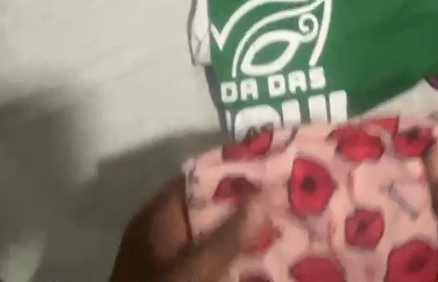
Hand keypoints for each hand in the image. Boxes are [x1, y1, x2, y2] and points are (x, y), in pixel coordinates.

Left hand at [108, 181, 264, 281]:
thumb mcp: (194, 271)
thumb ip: (228, 235)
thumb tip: (264, 192)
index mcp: (156, 216)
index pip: (199, 177)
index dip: (234, 170)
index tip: (269, 166)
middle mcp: (159, 231)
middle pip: (206, 206)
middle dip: (242, 203)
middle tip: (281, 197)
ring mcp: (165, 260)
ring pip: (208, 235)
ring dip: (238, 233)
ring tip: (278, 224)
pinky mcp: (174, 278)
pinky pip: (205, 261)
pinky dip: (227, 258)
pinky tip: (259, 259)